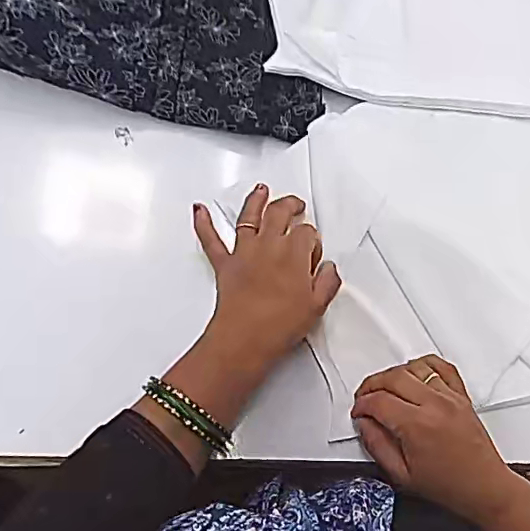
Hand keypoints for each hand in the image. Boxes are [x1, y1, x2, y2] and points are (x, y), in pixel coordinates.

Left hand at [192, 184, 340, 377]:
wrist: (245, 339)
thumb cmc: (278, 325)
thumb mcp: (317, 306)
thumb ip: (327, 282)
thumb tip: (329, 270)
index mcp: (294, 253)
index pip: (308, 233)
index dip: (313, 239)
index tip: (314, 250)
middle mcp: (268, 246)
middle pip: (280, 213)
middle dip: (290, 205)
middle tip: (296, 204)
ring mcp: (245, 253)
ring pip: (249, 216)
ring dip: (256, 200)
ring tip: (261, 190)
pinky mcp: (225, 264)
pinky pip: (211, 239)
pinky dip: (203, 223)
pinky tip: (199, 211)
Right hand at [352, 356, 529, 530]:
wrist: (484, 487)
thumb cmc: (449, 485)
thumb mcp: (402, 475)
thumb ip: (377, 446)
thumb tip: (364, 425)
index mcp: (417, 425)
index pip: (378, 401)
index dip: (361, 405)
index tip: (359, 413)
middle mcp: (435, 405)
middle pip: (393, 378)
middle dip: (371, 385)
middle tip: (365, 398)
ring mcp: (451, 398)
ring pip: (414, 367)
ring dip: (394, 374)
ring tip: (386, 388)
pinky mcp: (462, 396)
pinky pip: (442, 367)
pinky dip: (424, 365)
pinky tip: (415, 373)